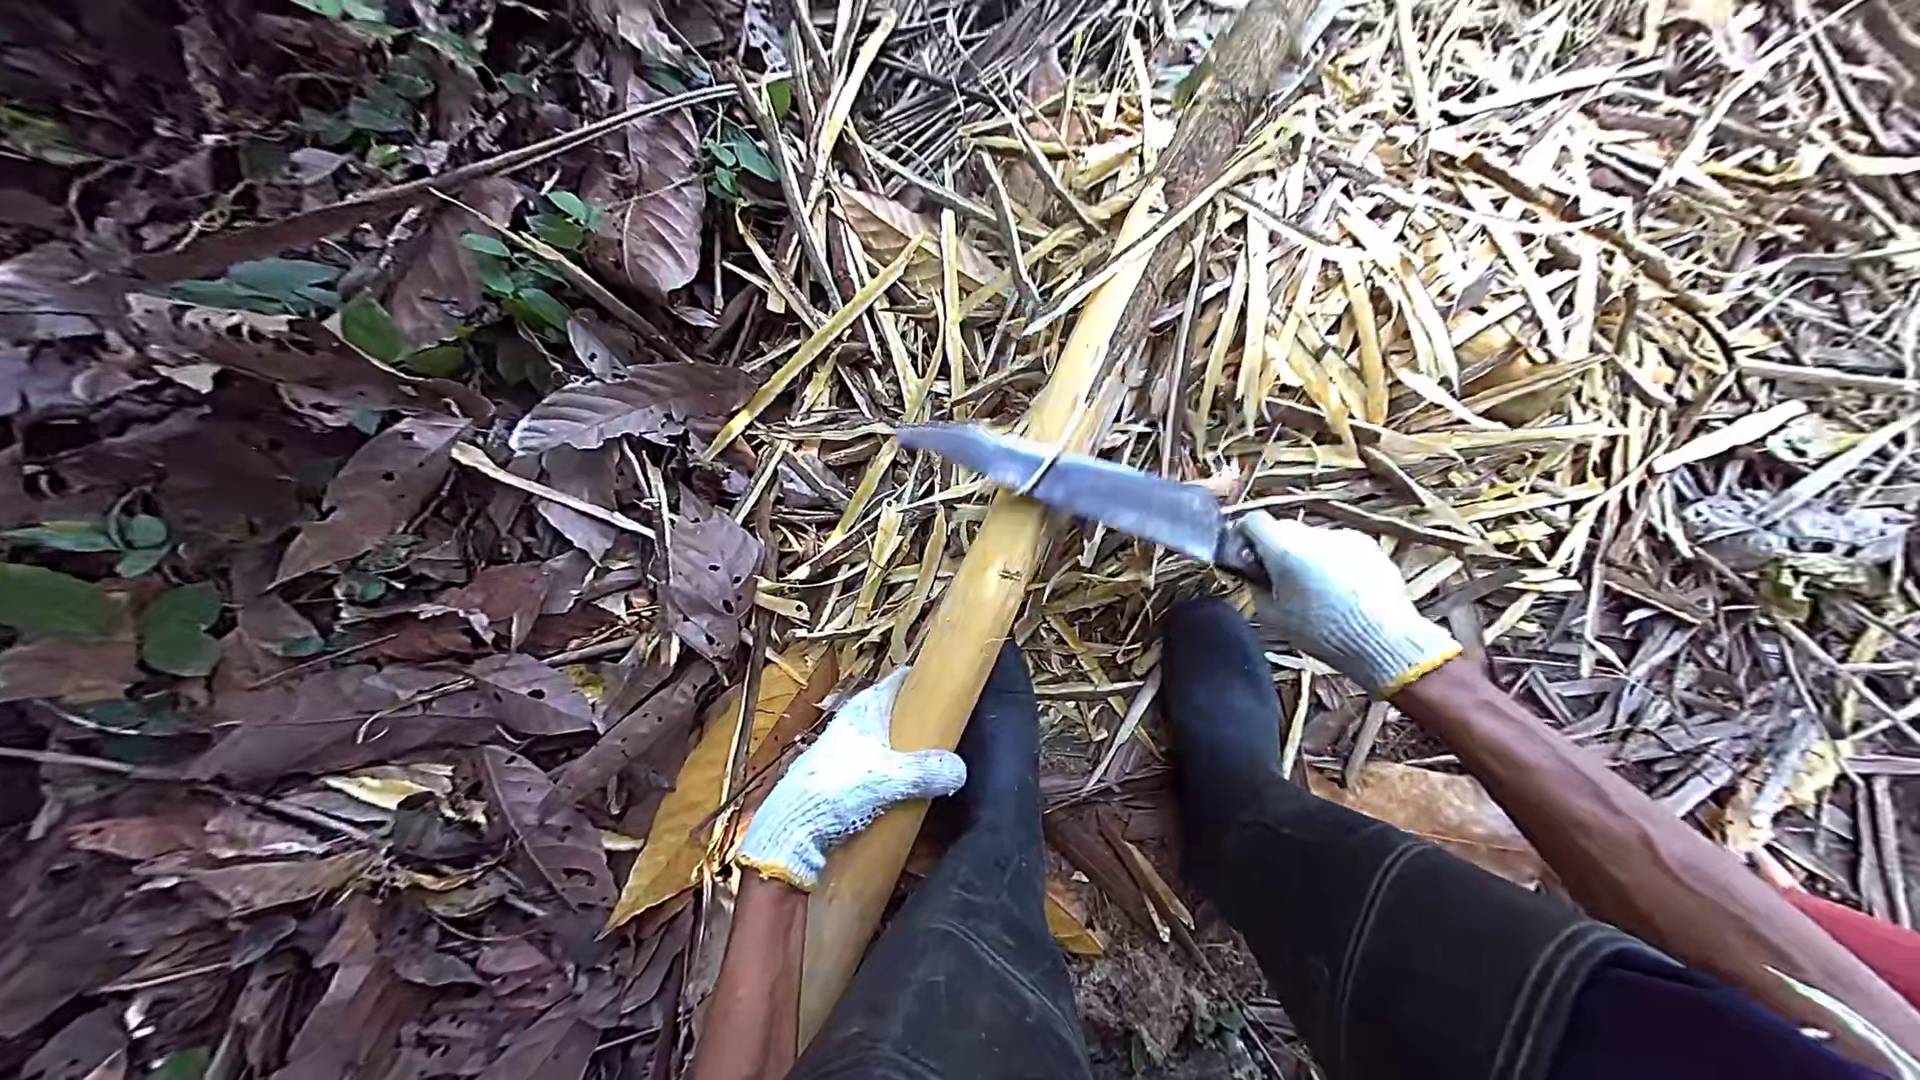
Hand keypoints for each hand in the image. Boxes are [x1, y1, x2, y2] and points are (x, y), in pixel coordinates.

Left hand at [735, 668, 965, 889]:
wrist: (789, 832)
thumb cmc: (835, 789)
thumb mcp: (890, 778)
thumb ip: (927, 771)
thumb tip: (960, 769)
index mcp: (865, 708)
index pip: (899, 680)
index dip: (923, 677)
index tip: (949, 681)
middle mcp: (853, 721)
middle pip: (893, 708)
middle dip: (918, 715)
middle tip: (947, 726)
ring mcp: (843, 748)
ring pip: (883, 737)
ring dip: (903, 745)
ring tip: (932, 759)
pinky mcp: (838, 775)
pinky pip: (873, 763)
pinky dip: (890, 769)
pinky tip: (902, 787)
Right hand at [1238, 514, 1460, 695]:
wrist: (1384, 641)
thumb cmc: (1322, 633)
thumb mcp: (1271, 614)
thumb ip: (1255, 583)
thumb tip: (1251, 569)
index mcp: (1284, 548)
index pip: (1252, 520)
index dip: (1244, 537)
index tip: (1246, 558)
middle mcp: (1314, 534)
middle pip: (1283, 529)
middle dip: (1275, 548)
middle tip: (1278, 580)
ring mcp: (1345, 537)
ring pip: (1311, 538)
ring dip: (1305, 555)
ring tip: (1314, 590)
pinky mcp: (1370, 546)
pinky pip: (1338, 546)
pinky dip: (1331, 560)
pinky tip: (1340, 590)